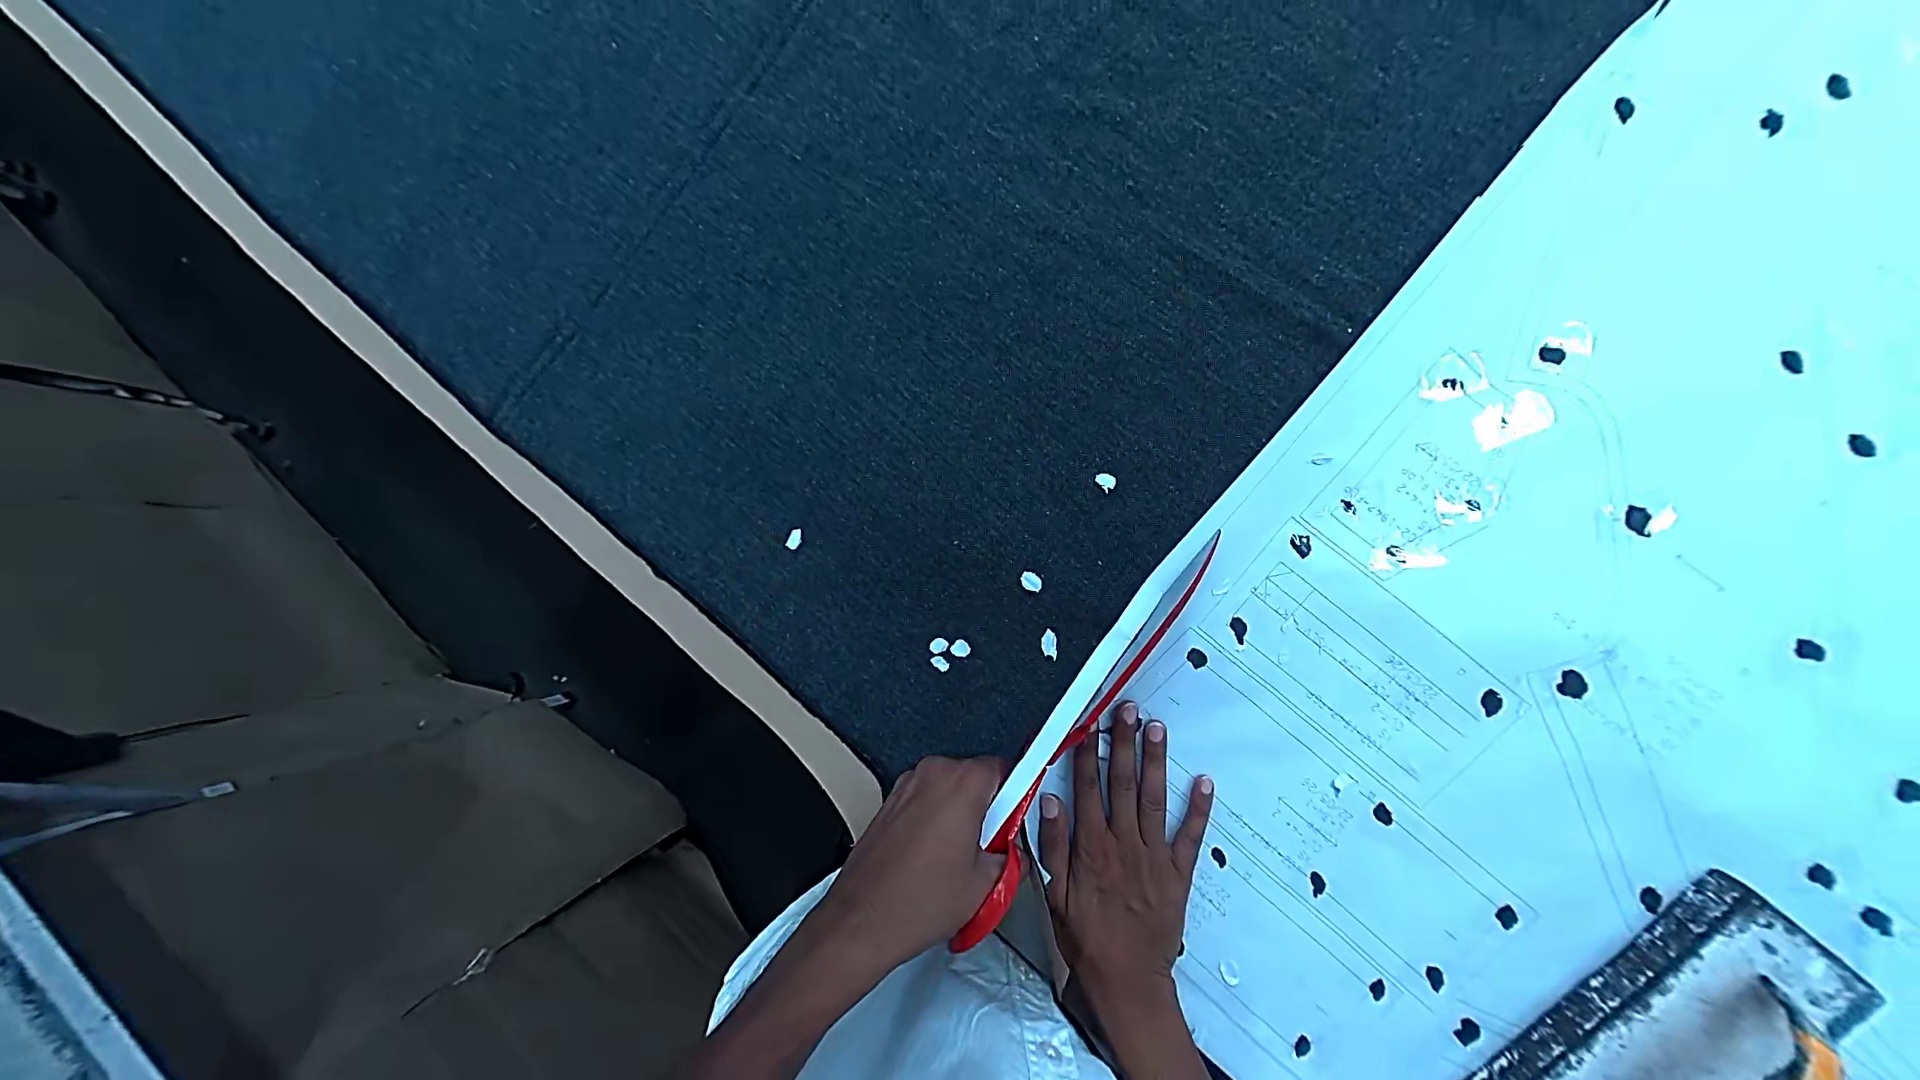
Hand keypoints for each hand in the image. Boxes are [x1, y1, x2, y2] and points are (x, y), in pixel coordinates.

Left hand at [814, 754, 1007, 970]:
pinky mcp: (890, 801)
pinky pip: (926, 800)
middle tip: (991, 846)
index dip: (1017, 793)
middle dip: (989, 808)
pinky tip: (934, 858)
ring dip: (960, 814)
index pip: (1006, 768)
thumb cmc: (915, 902)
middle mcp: (933, 773)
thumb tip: (1014, 847)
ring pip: (950, 790)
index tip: (1021, 809)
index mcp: (962, 782)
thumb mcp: (987, 883)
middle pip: (976, 778)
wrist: (861, 921)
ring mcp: (907, 785)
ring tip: (958, 859)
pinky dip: (936, 820)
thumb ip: (1011, 854)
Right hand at [1040, 700, 1212, 1078]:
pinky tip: (1203, 780)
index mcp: (1091, 848)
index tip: (1089, 724)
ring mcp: (1154, 856)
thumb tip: (1049, 801)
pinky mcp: (1178, 872)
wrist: (1129, 980)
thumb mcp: (1055, 895)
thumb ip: (1054, 846)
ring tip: (1157, 728)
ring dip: (1155, 761)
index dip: (1087, 754)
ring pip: (1154, 799)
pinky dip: (1198, 808)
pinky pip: (1189, 835)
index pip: (1087, 789)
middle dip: (1124, 743)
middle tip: (1128, 710)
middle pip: (1123, 784)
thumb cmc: (1086, 937)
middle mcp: (1124, 844)